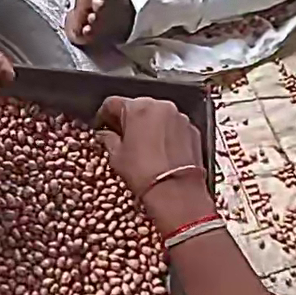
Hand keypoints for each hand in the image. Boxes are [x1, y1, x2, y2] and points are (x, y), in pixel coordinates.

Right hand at [95, 96, 212, 231]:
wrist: (176, 191)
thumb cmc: (144, 173)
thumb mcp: (116, 156)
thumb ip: (109, 139)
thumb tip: (106, 135)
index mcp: (137, 108)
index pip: (113, 103)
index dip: (104, 115)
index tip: (103, 125)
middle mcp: (160, 107)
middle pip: (137, 107)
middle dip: (128, 120)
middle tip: (122, 139)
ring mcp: (179, 117)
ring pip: (157, 115)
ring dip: (148, 126)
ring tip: (142, 147)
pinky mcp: (192, 130)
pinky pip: (173, 126)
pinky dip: (165, 134)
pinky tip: (159, 152)